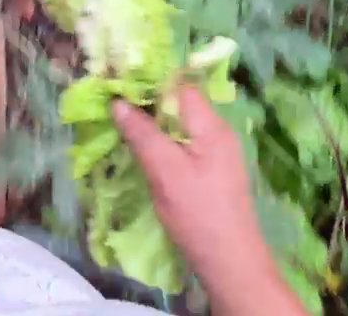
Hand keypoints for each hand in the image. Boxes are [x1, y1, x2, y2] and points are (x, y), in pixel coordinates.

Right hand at [113, 88, 303, 314]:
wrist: (232, 267)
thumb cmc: (199, 216)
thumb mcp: (165, 172)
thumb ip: (141, 133)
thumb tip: (117, 102)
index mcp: (211, 126)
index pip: (179, 84)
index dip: (149, 80)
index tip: (119, 82)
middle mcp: (218, 131)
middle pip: (179, 101)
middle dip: (147, 100)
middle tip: (115, 103)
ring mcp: (218, 151)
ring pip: (180, 122)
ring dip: (153, 121)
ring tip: (124, 123)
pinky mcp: (213, 170)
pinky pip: (184, 141)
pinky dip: (163, 139)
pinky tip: (144, 149)